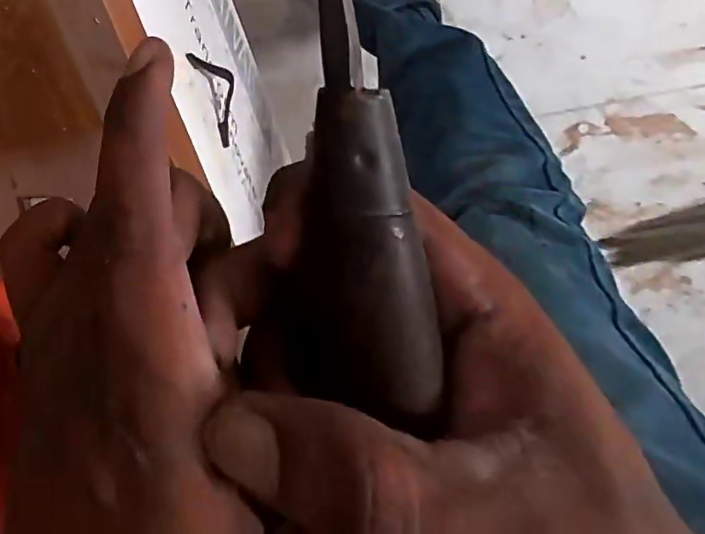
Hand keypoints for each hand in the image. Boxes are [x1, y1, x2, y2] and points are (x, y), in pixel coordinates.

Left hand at [0, 38, 255, 533]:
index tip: (151, 54)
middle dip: (203, 223)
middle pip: (147, 200)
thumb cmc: (175, 530)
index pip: (132, 193)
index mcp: (137, 328)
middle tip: (241, 300)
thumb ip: (266, 363)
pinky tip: (129, 286)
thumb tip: (265, 289)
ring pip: (100, 213)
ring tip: (195, 307)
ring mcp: (48, 315)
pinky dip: (82, 237)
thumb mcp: (251, 452)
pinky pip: (45, 247)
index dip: (137, 113)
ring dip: (159, 234)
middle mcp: (81, 303)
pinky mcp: (35, 335)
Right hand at [197, 163, 689, 532]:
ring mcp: (378, 365)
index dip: (311, 205)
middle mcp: (407, 316)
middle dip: (256, 300)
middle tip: (222, 362)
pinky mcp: (358, 414)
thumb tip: (223, 424)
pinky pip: (290, 385)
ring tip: (249, 440)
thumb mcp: (482, 517)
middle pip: (308, 263)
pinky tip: (255, 457)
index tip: (272, 257)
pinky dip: (262, 410)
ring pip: (287, 326)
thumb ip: (368, 475)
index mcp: (462, 299)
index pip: (375, 203)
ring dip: (251, 368)